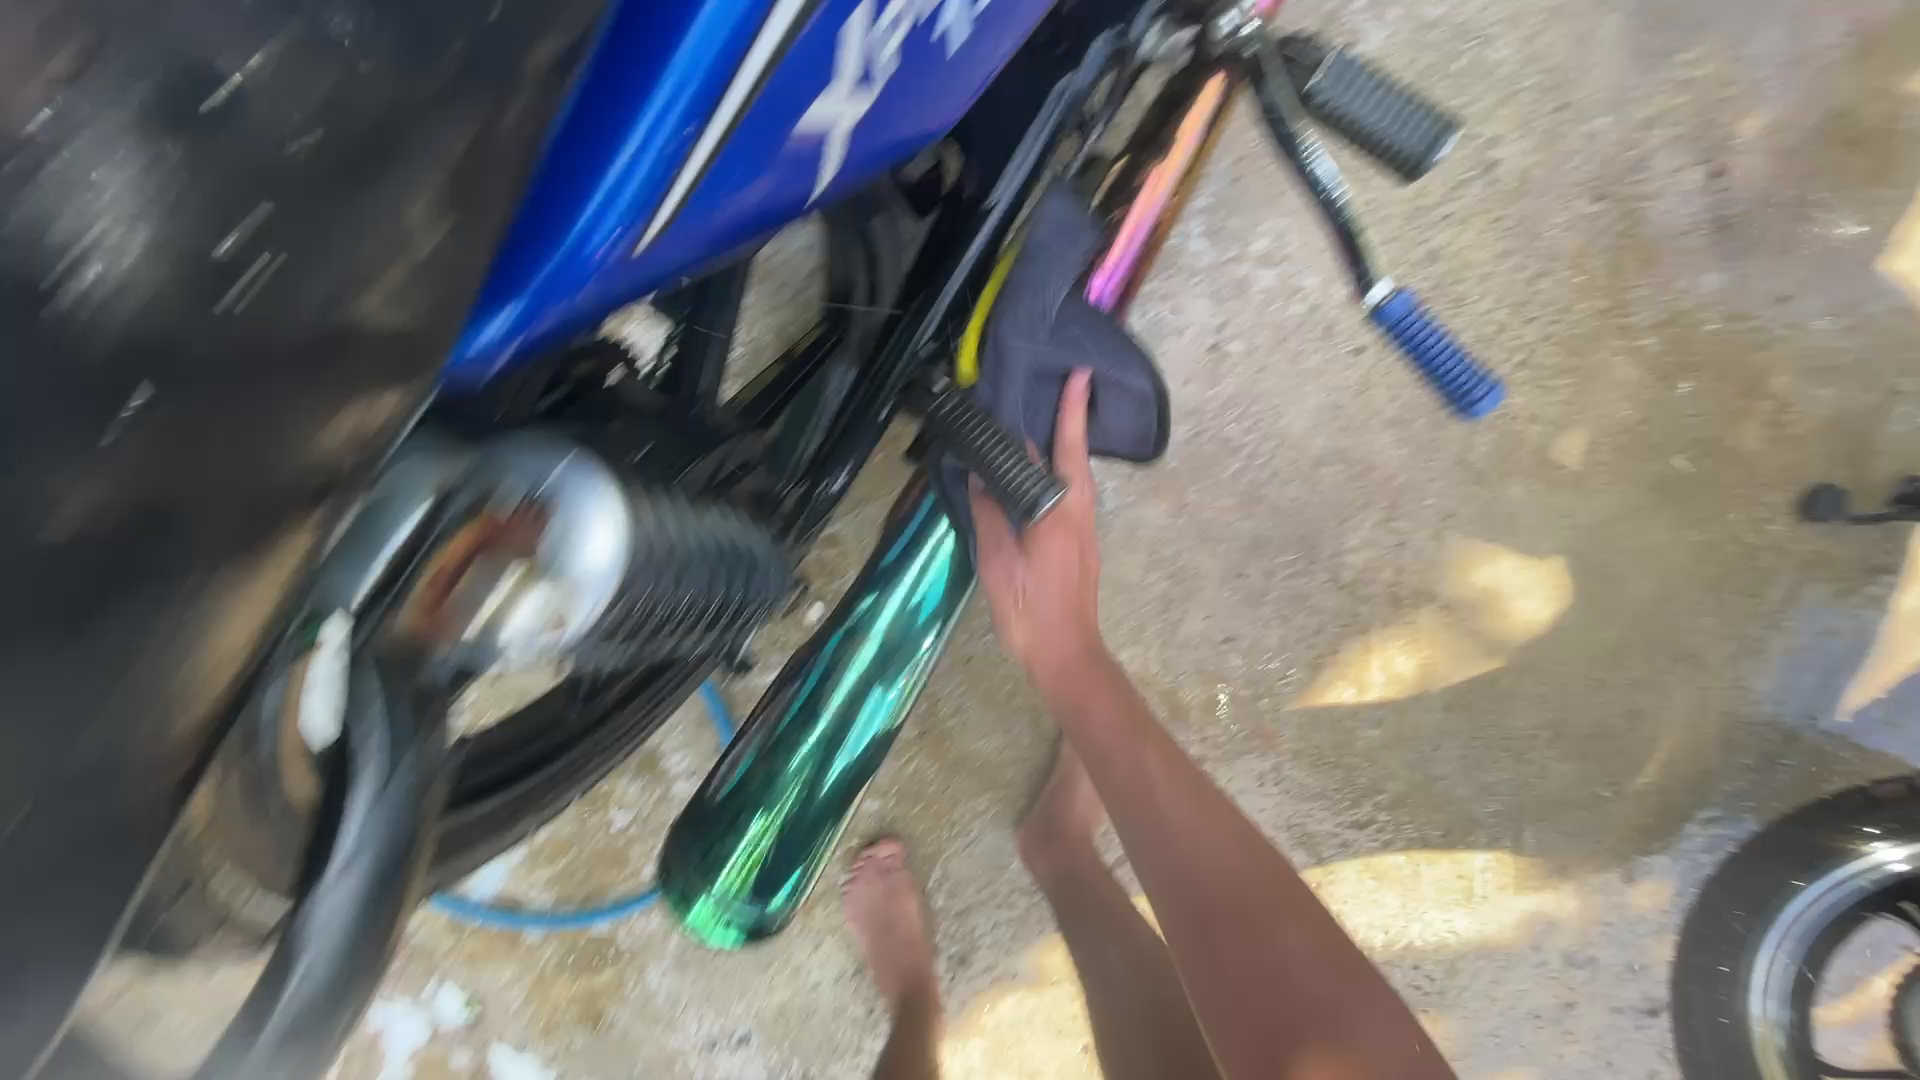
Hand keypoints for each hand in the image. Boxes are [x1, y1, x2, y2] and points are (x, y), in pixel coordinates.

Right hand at [970, 368, 1108, 692]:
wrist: (1067, 655)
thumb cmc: (1030, 611)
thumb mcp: (997, 562)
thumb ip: (989, 516)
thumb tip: (980, 479)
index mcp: (1060, 512)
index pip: (1066, 449)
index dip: (1071, 411)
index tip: (1080, 374)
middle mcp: (1079, 515)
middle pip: (1073, 459)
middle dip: (1064, 423)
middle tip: (1049, 391)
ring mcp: (1083, 532)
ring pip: (1072, 480)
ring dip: (1059, 451)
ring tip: (1035, 430)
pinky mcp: (1079, 547)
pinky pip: (1067, 499)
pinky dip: (1052, 478)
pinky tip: (1031, 482)